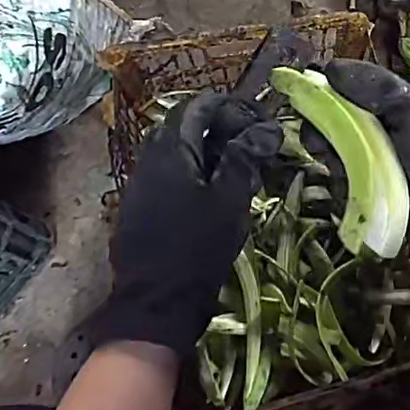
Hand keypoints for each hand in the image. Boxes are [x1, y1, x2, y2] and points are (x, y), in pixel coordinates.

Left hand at [94, 92, 281, 358]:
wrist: (157, 302)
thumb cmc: (198, 246)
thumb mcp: (230, 199)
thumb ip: (245, 158)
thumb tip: (268, 127)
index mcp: (171, 150)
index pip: (199, 107)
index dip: (231, 108)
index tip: (258, 121)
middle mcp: (149, 158)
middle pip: (186, 125)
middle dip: (221, 127)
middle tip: (252, 144)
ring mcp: (141, 182)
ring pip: (178, 150)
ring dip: (209, 150)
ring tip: (240, 169)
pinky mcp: (141, 205)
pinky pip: (170, 172)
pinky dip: (196, 170)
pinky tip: (215, 192)